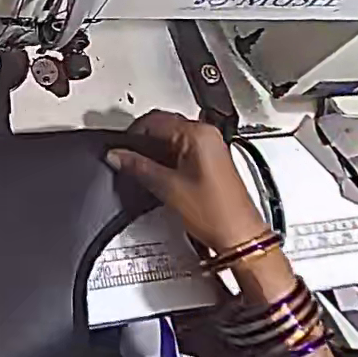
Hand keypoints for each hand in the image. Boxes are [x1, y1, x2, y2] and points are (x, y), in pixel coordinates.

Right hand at [105, 110, 268, 252]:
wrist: (239, 236)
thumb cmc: (217, 214)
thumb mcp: (168, 188)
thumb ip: (138, 167)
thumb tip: (117, 155)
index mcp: (198, 134)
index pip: (156, 120)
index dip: (134, 133)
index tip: (121, 147)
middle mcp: (207, 134)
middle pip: (165, 124)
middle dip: (144, 139)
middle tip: (127, 155)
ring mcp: (212, 145)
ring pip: (173, 135)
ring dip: (156, 148)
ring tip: (141, 166)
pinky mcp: (212, 157)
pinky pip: (184, 146)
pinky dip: (169, 155)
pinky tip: (159, 172)